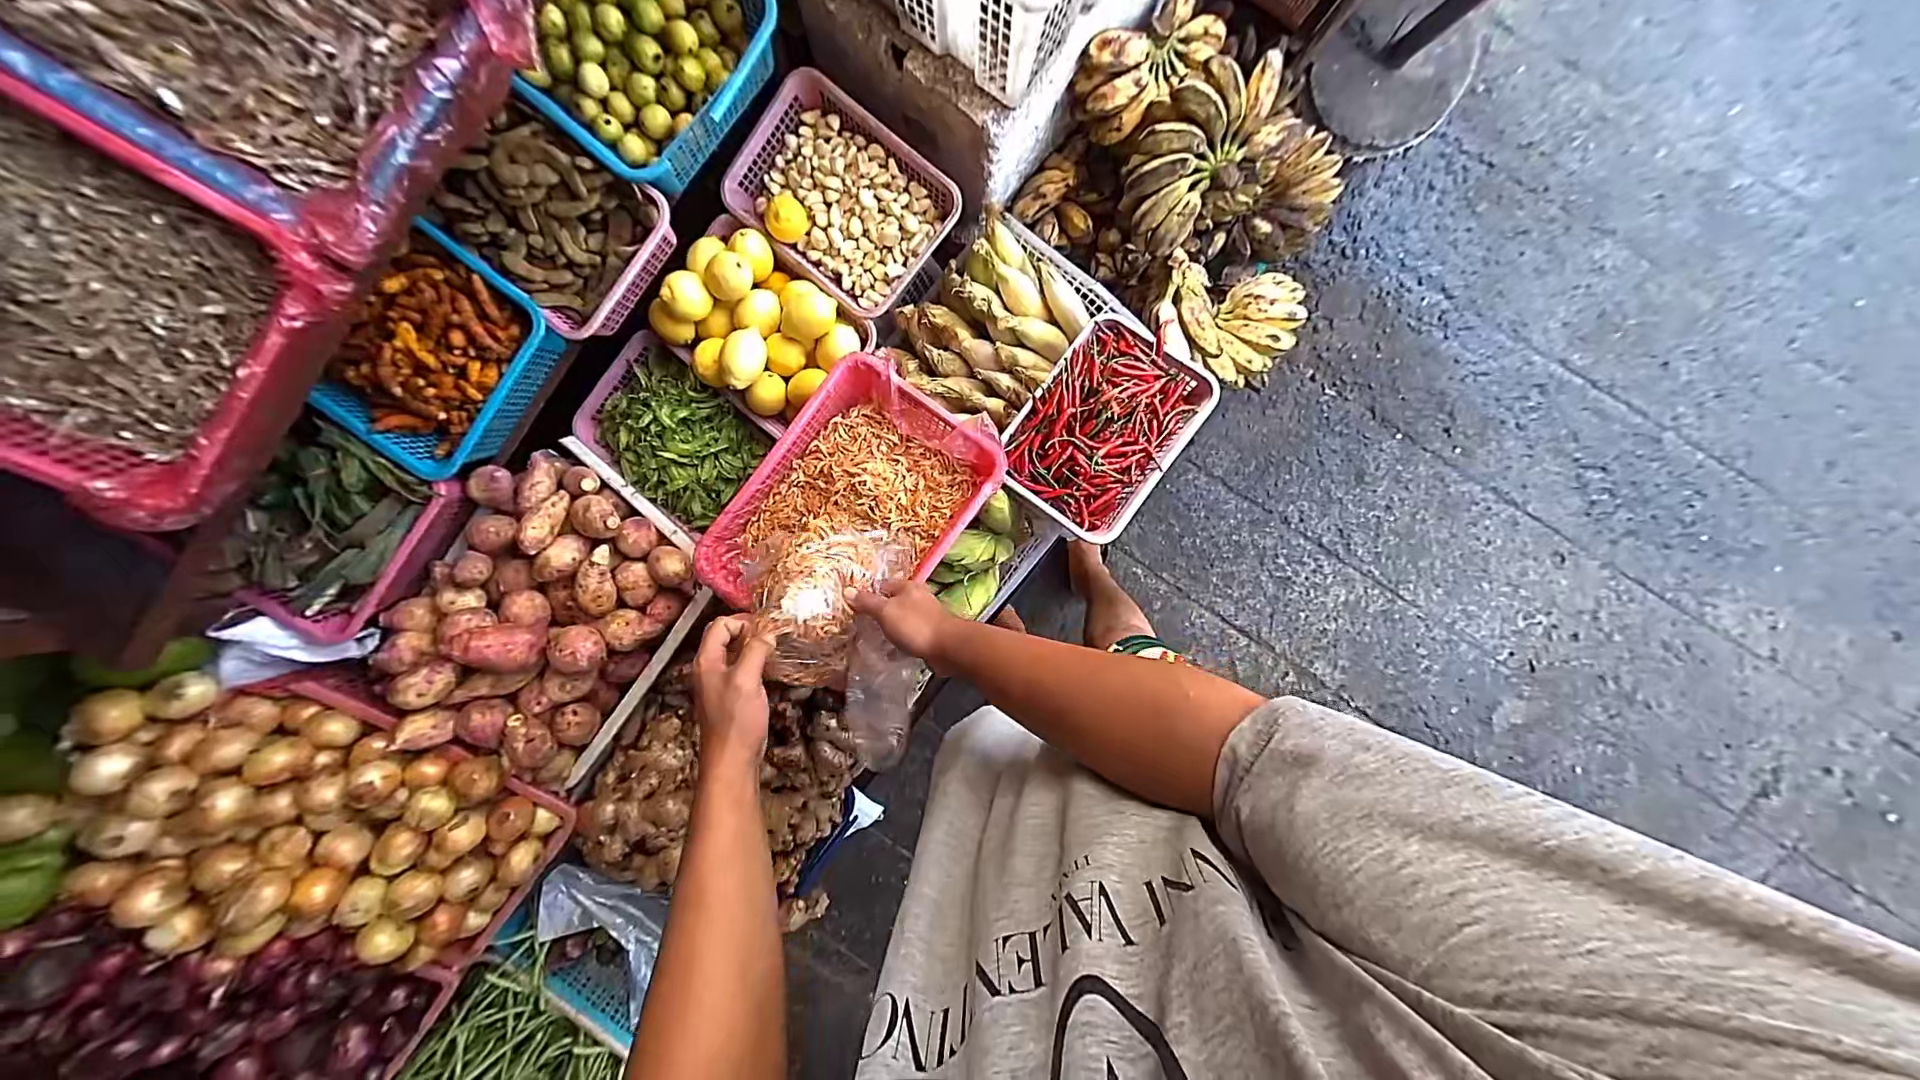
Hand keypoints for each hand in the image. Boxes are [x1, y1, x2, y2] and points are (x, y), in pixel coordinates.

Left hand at [692, 615, 775, 771]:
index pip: (721, 624)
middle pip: (725, 636)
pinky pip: (741, 668)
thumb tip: (768, 633)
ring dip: (754, 647)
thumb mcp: (747, 679)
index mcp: (706, 660)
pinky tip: (769, 669)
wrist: (731, 760)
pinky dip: (755, 662)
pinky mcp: (730, 695)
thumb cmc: (736, 721)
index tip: (766, 628)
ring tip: (774, 649)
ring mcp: (718, 682)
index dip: (743, 622)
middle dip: (749, 631)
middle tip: (772, 636)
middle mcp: (708, 668)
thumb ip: (755, 651)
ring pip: (734, 652)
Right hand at [847, 580, 958, 664]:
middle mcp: (919, 596)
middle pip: (893, 601)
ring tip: (876, 638)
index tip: (854, 608)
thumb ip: (867, 602)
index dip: (867, 595)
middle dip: (880, 612)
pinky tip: (894, 649)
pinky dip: (902, 639)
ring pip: (903, 617)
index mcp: (908, 586)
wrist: (948, 647)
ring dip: (892, 627)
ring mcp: (927, 614)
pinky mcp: (932, 632)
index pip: (882, 585)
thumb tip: (848, 590)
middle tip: (863, 625)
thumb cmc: (915, 625)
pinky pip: (911, 633)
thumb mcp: (886, 611)